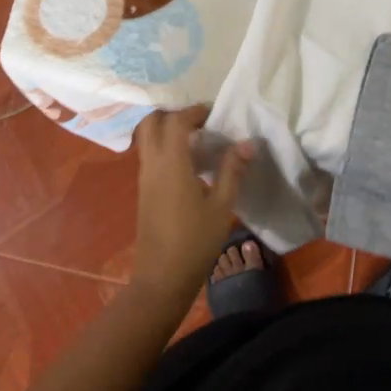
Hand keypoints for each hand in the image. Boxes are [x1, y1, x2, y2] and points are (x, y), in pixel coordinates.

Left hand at [128, 106, 252, 304]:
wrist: (161, 279)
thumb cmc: (194, 242)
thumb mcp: (221, 206)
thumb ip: (232, 171)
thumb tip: (247, 143)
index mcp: (171, 163)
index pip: (176, 121)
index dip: (194, 111)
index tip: (213, 112)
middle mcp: (152, 164)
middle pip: (151, 123)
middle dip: (172, 114)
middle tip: (198, 120)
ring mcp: (144, 178)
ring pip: (147, 139)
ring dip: (166, 130)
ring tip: (196, 138)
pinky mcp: (143, 191)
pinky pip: (149, 156)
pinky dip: (164, 147)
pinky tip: (187, 162)